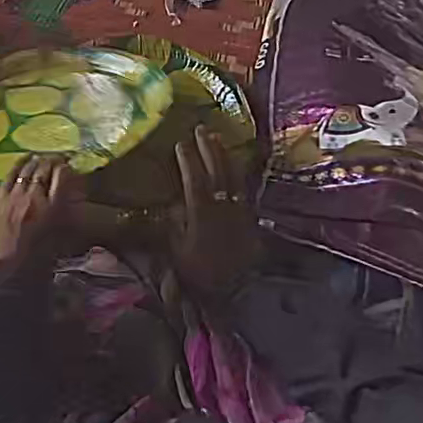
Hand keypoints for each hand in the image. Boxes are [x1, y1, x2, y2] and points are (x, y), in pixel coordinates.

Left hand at [0, 155, 81, 270]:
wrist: (9, 269)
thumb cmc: (40, 255)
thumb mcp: (61, 232)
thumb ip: (65, 209)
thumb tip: (71, 193)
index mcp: (54, 208)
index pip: (62, 175)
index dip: (65, 167)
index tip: (67, 166)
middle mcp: (35, 198)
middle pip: (45, 168)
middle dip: (53, 160)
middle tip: (57, 160)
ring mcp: (16, 197)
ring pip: (29, 168)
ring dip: (38, 161)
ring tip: (43, 159)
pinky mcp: (1, 198)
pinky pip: (11, 174)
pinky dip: (20, 163)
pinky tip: (26, 158)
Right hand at [170, 127, 260, 300]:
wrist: (236, 293)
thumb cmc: (201, 274)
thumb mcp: (178, 251)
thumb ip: (175, 225)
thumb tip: (173, 204)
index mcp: (202, 212)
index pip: (195, 178)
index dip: (188, 159)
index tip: (179, 142)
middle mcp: (223, 205)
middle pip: (216, 170)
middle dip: (208, 148)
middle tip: (200, 129)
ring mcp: (238, 209)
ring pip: (232, 175)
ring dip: (224, 155)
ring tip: (217, 138)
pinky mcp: (249, 217)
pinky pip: (243, 187)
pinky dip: (237, 172)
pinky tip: (234, 164)